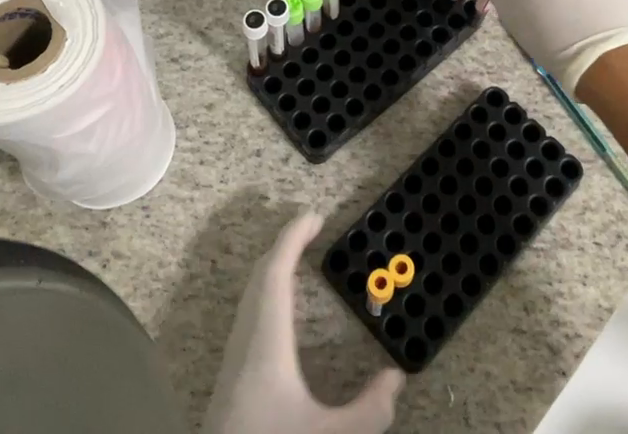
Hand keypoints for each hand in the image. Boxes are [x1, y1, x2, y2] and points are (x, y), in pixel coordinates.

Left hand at [203, 211, 404, 433]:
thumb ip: (368, 412)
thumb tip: (395, 378)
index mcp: (267, 344)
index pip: (276, 274)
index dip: (292, 239)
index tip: (314, 216)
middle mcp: (246, 342)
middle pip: (259, 277)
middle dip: (284, 245)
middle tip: (311, 228)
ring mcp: (235, 357)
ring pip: (250, 295)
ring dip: (273, 267)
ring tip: (298, 256)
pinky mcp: (232, 374)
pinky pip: (249, 312)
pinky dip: (267, 290)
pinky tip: (280, 307)